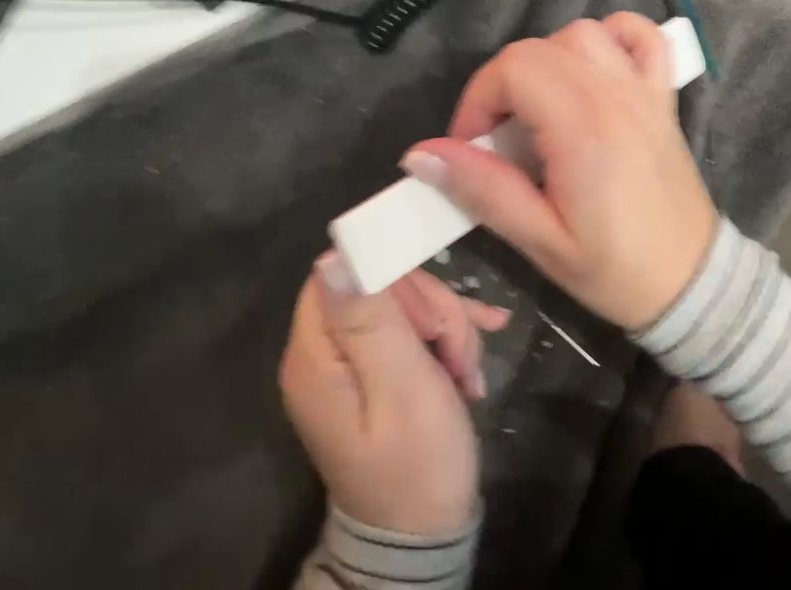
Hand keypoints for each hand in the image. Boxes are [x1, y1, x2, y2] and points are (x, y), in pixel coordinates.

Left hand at [280, 253, 510, 537]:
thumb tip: (335, 252)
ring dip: (447, 330)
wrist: (421, 539)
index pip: (346, 272)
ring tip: (469, 372)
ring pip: (405, 307)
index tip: (435, 315)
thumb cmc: (416, 465)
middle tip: (460, 354)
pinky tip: (473, 367)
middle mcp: (324, 352)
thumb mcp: (402, 387)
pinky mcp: (373, 374)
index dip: (395, 279)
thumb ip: (371, 320)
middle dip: (432, 311)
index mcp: (317, 353)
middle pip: (381, 287)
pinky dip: (445, 344)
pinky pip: (410, 334)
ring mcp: (349, 364)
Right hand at [404, 14, 718, 330]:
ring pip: (583, 34)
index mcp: (585, 127)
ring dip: (548, 61)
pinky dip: (612, 38)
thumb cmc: (616, 270)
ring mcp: (644, 91)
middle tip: (498, 143)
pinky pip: (642, 37)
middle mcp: (616, 94)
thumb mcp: (541, 241)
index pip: (514, 68)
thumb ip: (483, 190)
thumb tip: (421, 154)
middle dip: (502, 87)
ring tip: (539, 111)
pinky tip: (593, 72)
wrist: (691, 283)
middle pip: (539, 48)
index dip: (478, 101)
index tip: (471, 149)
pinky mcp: (662, 98)